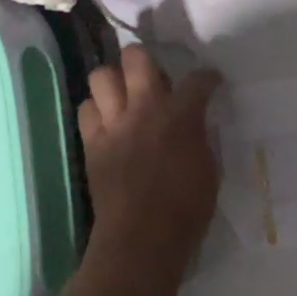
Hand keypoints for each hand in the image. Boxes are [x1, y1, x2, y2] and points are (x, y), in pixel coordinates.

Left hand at [79, 45, 222, 269]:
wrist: (142, 238)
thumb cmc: (187, 208)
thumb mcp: (209, 168)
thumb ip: (200, 137)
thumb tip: (195, 124)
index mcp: (181, 116)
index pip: (198, 80)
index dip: (208, 77)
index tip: (211, 81)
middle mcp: (144, 109)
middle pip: (136, 57)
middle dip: (146, 59)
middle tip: (155, 77)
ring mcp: (113, 124)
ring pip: (101, 76)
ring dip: (115, 81)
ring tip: (125, 95)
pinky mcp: (92, 144)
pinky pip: (86, 110)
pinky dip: (97, 110)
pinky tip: (109, 122)